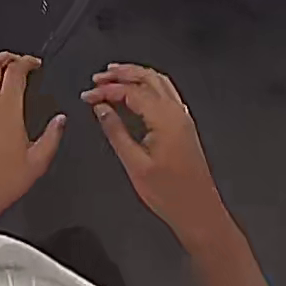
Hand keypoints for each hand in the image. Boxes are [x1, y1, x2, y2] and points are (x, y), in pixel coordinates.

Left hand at [0, 53, 64, 225]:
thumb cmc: (1, 182)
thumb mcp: (37, 162)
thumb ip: (52, 136)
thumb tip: (60, 120)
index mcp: (7, 110)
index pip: (16, 71)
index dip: (27, 61)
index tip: (35, 64)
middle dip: (6, 56)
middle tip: (18, 59)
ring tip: (2, 67)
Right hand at [83, 64, 237, 252]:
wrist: (199, 211)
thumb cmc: (167, 193)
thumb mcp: (135, 164)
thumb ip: (116, 131)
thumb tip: (100, 108)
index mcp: (164, 118)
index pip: (131, 91)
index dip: (106, 90)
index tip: (86, 96)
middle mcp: (176, 110)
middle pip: (148, 78)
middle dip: (121, 73)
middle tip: (98, 77)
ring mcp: (182, 116)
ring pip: (159, 82)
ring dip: (135, 75)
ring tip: (113, 76)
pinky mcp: (184, 124)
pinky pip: (166, 92)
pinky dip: (148, 84)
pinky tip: (136, 90)